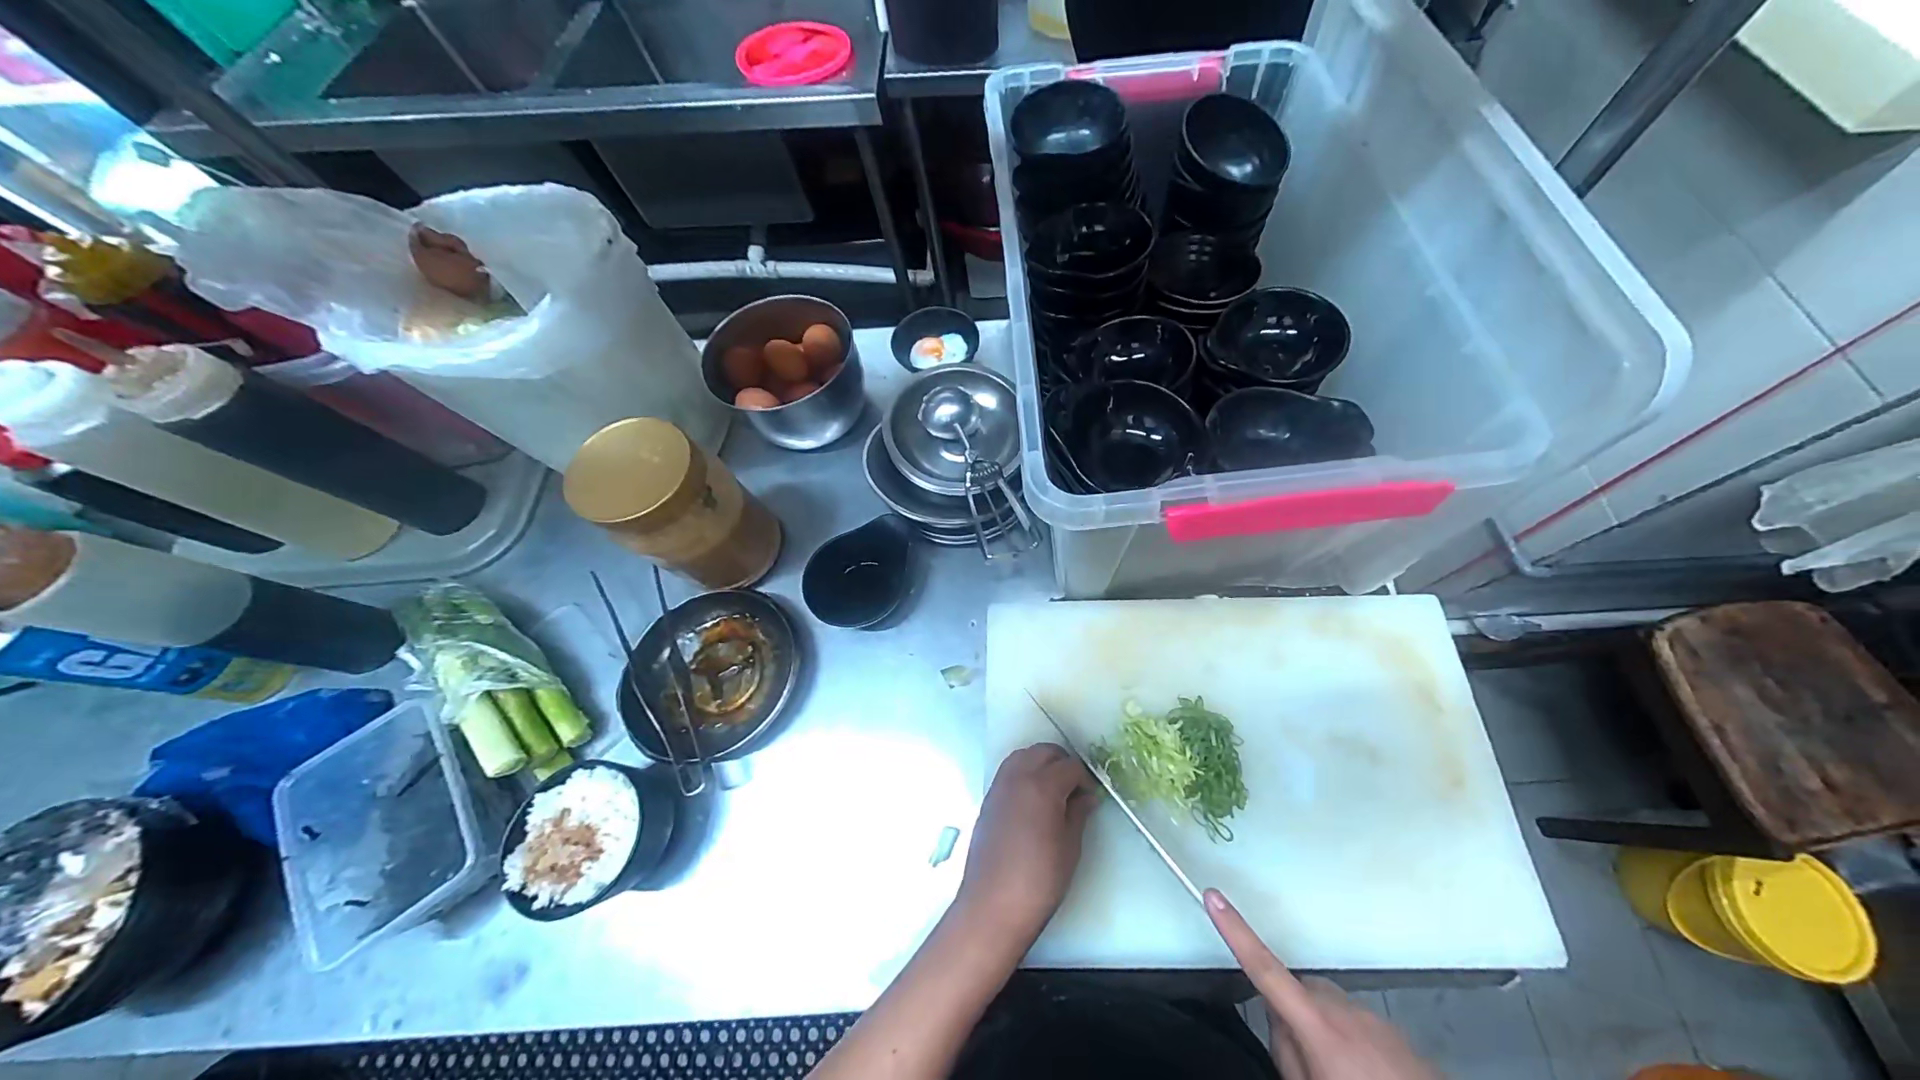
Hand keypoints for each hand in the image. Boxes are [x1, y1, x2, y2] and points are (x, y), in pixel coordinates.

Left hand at [956, 743, 1098, 942]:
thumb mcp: (1070, 848)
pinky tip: (1033, 800)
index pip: (1070, 766)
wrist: (993, 904)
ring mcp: (998, 787)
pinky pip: (1007, 772)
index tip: (1091, 797)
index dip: (1085, 779)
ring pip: (1022, 756)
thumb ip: (1078, 814)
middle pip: (1043, 752)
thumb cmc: (1039, 879)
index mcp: (1041, 786)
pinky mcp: (987, 800)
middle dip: (1062, 763)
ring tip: (1054, 791)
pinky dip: (1023, 773)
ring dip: (1040, 763)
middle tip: (1074, 788)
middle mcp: (1017, 777)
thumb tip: (1085, 797)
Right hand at [1206, 889, 1441, 1079]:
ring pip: (1328, 1008)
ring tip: (1338, 1079)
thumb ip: (1285, 1052)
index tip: (1214, 898)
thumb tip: (1278, 1020)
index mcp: (1317, 1026)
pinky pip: (1357, 1025)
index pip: (1265, 969)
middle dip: (1291, 1011)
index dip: (1236, 932)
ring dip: (1322, 1029)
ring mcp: (1375, 1021)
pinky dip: (1350, 1042)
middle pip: (1299, 990)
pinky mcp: (1398, 1036)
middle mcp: (1344, 1011)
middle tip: (1301, 1062)